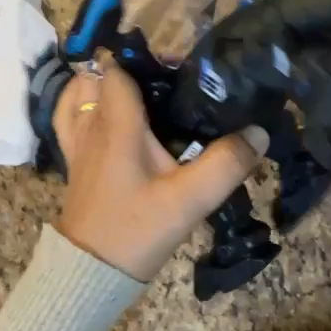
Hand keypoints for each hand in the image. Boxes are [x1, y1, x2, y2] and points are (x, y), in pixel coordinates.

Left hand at [52, 57, 268, 281]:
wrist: (90, 272)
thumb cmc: (137, 230)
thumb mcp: (190, 200)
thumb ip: (226, 164)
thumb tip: (259, 132)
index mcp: (116, 126)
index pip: (117, 70)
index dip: (144, 58)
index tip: (176, 62)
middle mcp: (91, 127)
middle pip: (96, 77)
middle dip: (126, 67)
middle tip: (164, 77)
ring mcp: (77, 145)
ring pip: (78, 95)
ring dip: (100, 83)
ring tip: (134, 87)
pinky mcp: (74, 163)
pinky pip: (70, 119)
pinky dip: (82, 106)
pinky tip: (104, 114)